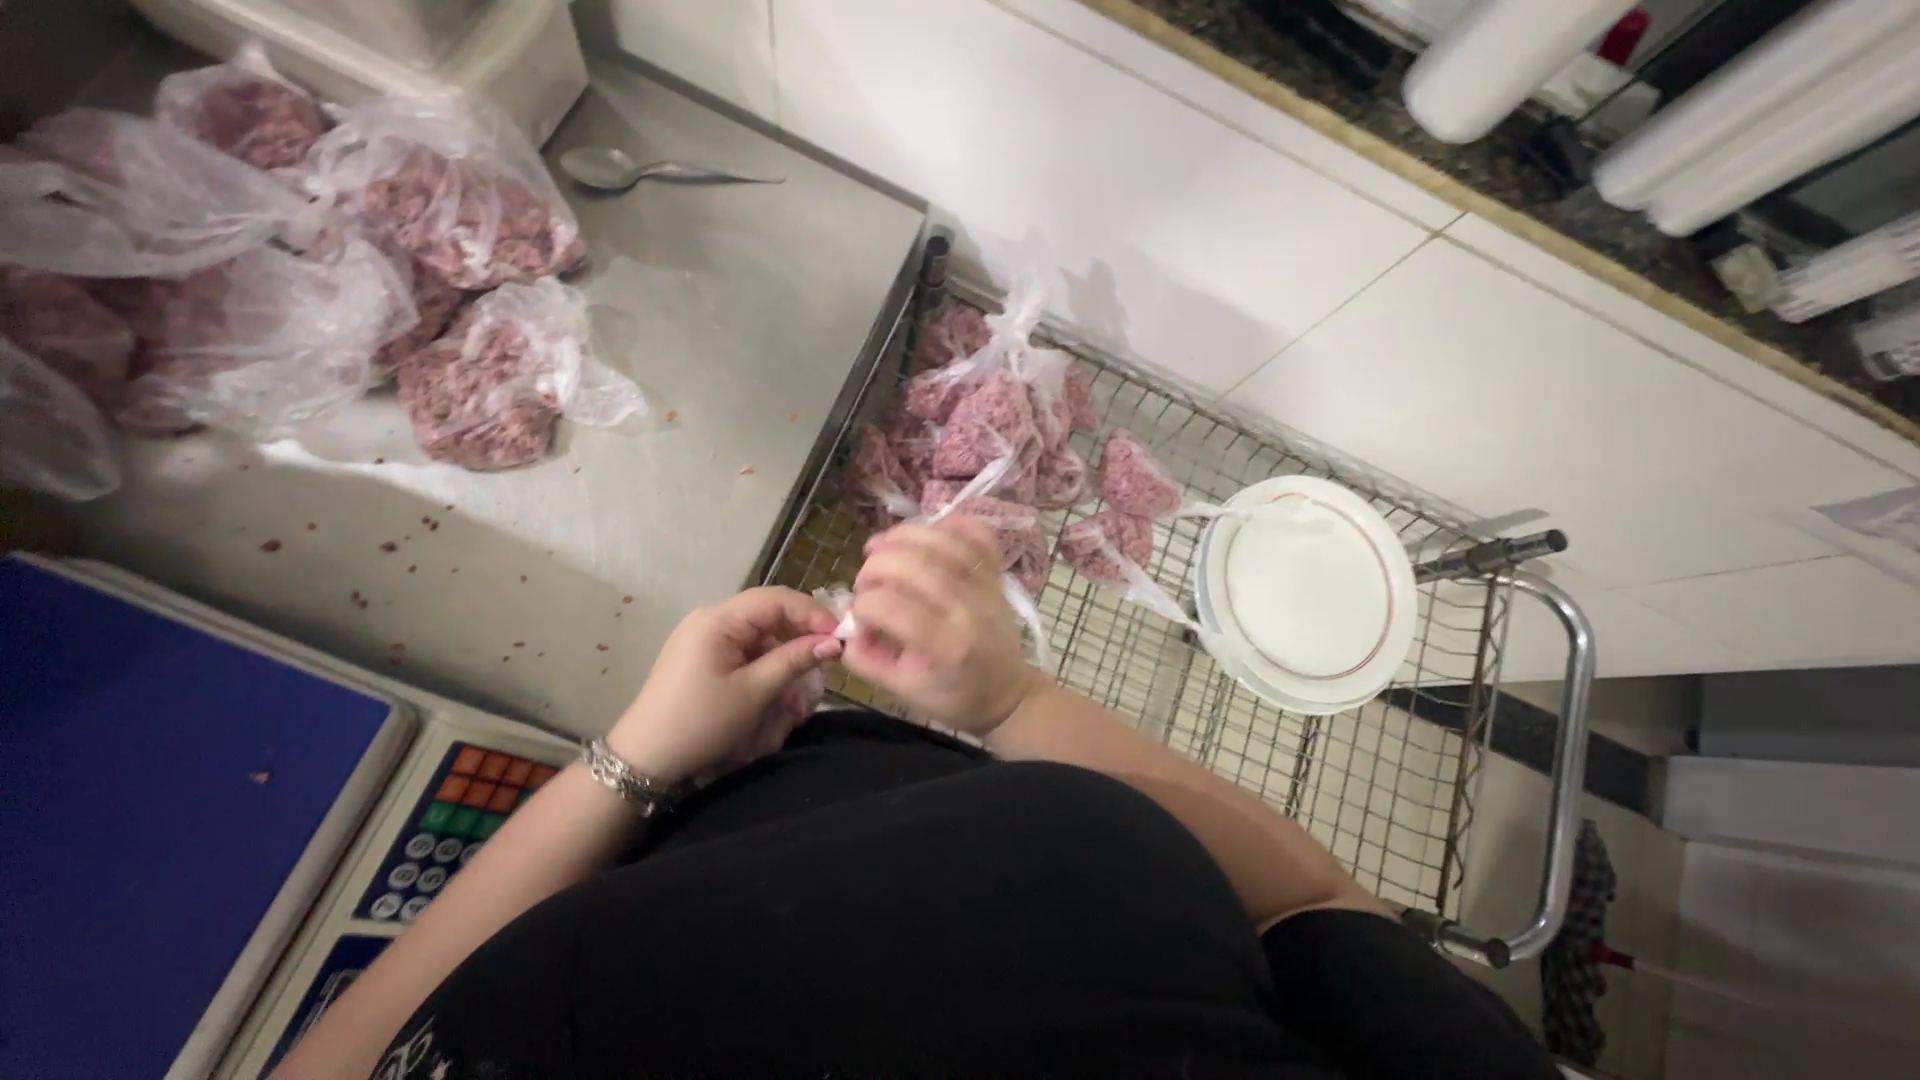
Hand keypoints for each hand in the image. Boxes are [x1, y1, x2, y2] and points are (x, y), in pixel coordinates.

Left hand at [607, 587, 841, 782]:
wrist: (645, 760)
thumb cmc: (700, 722)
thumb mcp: (754, 692)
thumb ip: (794, 660)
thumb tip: (833, 642)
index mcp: (717, 619)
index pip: (776, 599)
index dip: (811, 613)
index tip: (840, 637)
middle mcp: (710, 619)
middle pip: (769, 615)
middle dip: (800, 637)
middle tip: (828, 661)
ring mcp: (704, 639)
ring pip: (760, 636)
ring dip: (786, 657)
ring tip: (804, 687)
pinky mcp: (703, 659)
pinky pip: (745, 652)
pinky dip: (766, 668)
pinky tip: (780, 691)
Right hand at [842, 518, 1046, 734]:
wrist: (1007, 693)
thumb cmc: (954, 696)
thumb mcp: (902, 691)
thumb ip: (867, 659)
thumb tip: (848, 625)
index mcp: (945, 645)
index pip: (891, 606)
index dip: (863, 604)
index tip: (859, 615)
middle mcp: (967, 608)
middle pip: (914, 565)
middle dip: (875, 567)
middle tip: (864, 583)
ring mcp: (985, 585)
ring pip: (943, 540)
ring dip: (902, 536)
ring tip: (879, 548)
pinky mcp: (996, 573)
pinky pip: (977, 533)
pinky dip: (950, 523)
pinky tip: (926, 533)